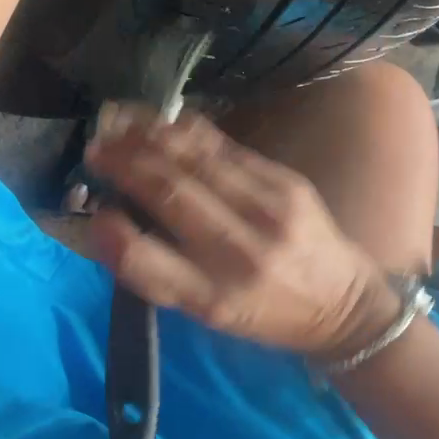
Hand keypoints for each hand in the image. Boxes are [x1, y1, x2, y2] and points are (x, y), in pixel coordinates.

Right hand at [84, 104, 402, 359]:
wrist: (345, 305)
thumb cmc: (263, 315)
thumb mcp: (206, 313)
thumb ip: (157, 271)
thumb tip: (108, 219)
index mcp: (214, 299)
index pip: (146, 261)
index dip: (110, 232)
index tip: (94, 212)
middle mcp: (241, 254)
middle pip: (169, 194)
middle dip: (123, 163)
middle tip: (93, 148)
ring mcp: (269, 211)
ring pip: (195, 160)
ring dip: (148, 137)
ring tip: (118, 126)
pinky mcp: (287, 181)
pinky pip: (224, 147)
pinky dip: (184, 131)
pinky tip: (160, 123)